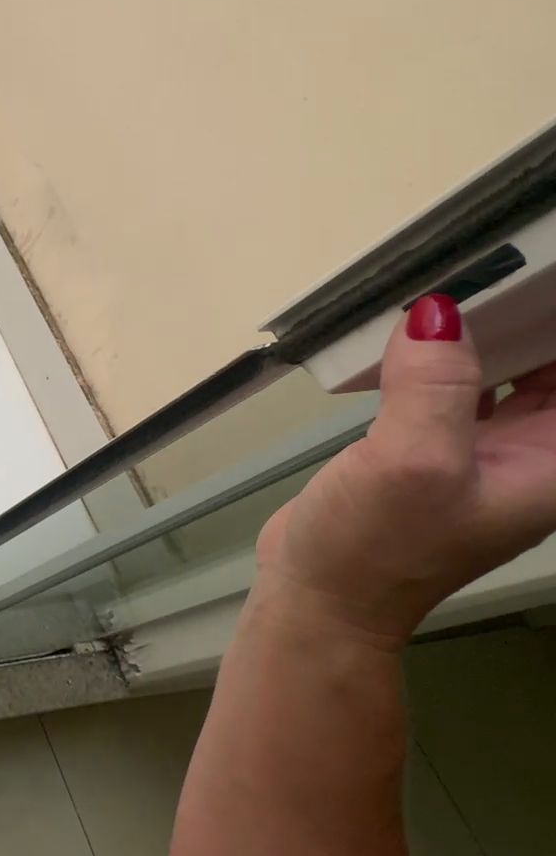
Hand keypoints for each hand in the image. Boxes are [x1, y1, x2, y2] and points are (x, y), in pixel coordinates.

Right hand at [256, 294, 555, 645]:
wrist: (321, 597)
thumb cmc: (376, 544)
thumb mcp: (409, 463)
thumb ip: (432, 387)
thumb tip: (438, 311)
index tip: (545, 268)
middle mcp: (542, 449)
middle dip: (543, 314)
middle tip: (512, 259)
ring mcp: (488, 451)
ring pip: (517, 373)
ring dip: (498, 331)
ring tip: (474, 280)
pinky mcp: (434, 451)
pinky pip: (461, 390)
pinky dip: (451, 359)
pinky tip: (424, 338)